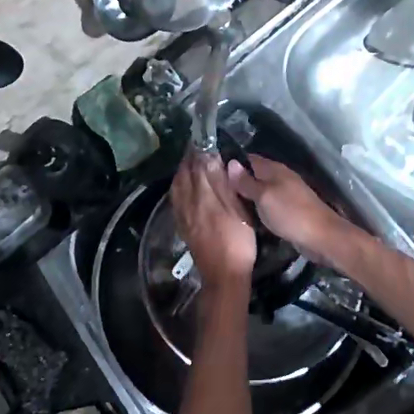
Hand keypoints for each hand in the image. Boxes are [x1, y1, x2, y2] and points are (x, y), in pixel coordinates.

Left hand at [172, 154, 256, 286]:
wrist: (224, 274)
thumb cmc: (237, 241)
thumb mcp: (236, 209)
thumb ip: (221, 183)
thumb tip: (210, 157)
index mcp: (201, 196)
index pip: (195, 165)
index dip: (199, 150)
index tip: (204, 138)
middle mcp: (186, 203)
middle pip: (183, 174)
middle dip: (189, 159)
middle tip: (198, 148)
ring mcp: (182, 215)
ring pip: (177, 186)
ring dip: (183, 172)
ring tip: (193, 164)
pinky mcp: (183, 226)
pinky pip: (176, 198)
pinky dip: (180, 186)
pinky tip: (187, 187)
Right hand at [227, 155, 360, 264]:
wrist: (320, 236)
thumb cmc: (290, 213)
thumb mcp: (263, 196)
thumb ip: (246, 181)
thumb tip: (230, 162)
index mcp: (274, 169)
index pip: (248, 159)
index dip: (231, 163)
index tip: (212, 171)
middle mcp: (280, 178)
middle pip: (254, 175)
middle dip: (237, 181)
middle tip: (215, 191)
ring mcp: (286, 194)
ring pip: (261, 191)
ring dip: (247, 197)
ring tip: (225, 204)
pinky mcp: (289, 210)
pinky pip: (268, 205)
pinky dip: (257, 209)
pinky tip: (246, 217)